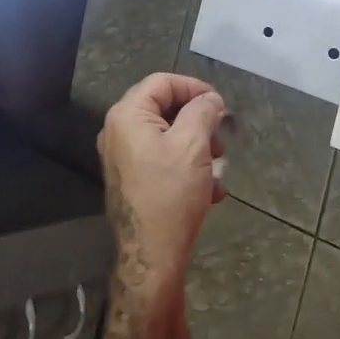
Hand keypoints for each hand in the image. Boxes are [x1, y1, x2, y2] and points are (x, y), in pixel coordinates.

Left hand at [98, 73, 227, 284]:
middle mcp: (117, 132)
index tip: (221, 105)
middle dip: (198, 122)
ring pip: (166, 138)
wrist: (151, 255)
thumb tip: (210, 99)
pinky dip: (187, 168)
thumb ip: (202, 112)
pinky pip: (161, 161)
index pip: (161, 82)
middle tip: (222, 140)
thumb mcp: (193, 145)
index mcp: (127, 115)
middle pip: (163, 110)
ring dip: (197, 148)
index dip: (194, 88)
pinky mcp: (131, 181)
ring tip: (219, 169)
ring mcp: (122, 158)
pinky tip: (211, 191)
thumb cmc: (171, 194)